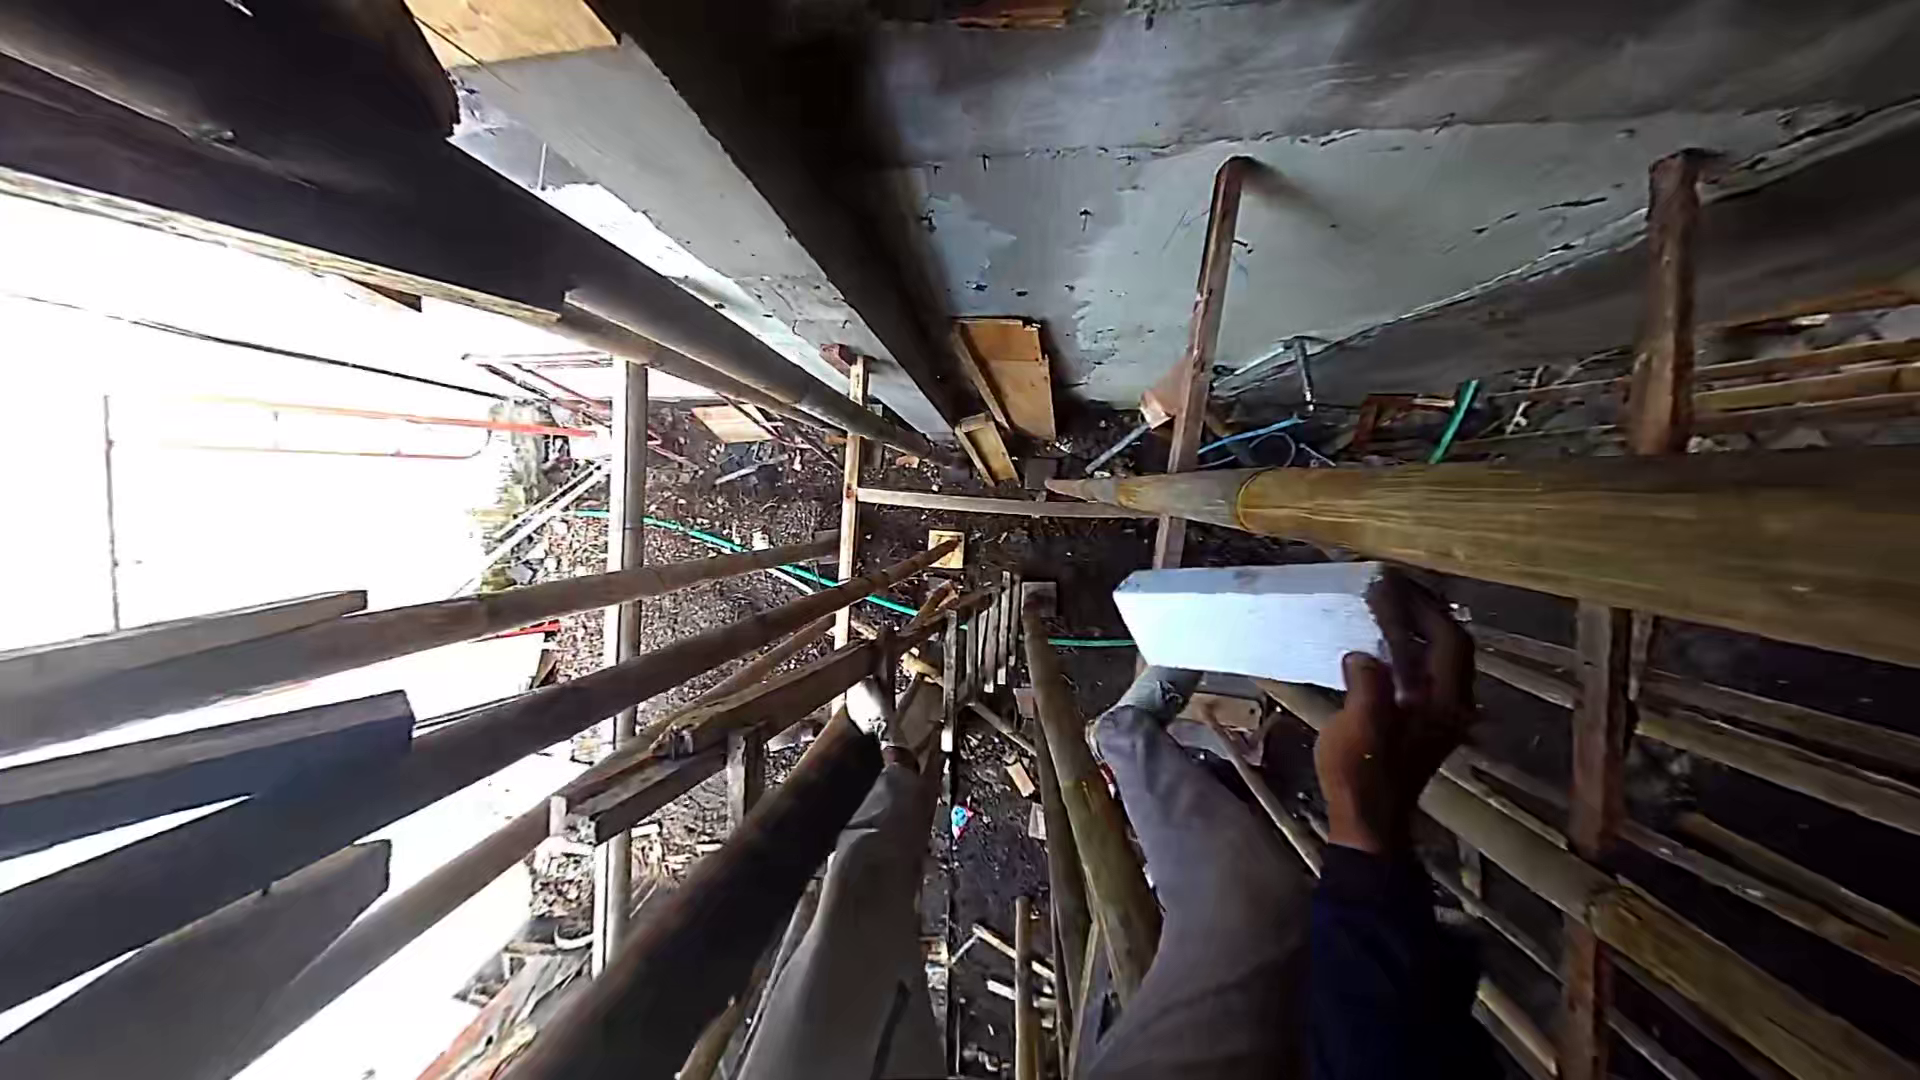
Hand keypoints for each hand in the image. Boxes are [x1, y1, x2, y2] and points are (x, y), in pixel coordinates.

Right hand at [1314, 575, 1473, 854]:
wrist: (1366, 818)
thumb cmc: (1363, 773)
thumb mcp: (1360, 728)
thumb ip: (1368, 688)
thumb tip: (1362, 656)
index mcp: (1443, 704)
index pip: (1450, 643)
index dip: (1428, 610)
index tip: (1399, 584)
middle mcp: (1449, 706)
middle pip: (1450, 648)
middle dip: (1425, 614)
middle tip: (1392, 588)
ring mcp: (1434, 715)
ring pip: (1435, 660)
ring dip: (1413, 630)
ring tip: (1383, 607)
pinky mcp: (1415, 721)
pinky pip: (1416, 673)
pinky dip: (1401, 650)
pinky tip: (1375, 644)